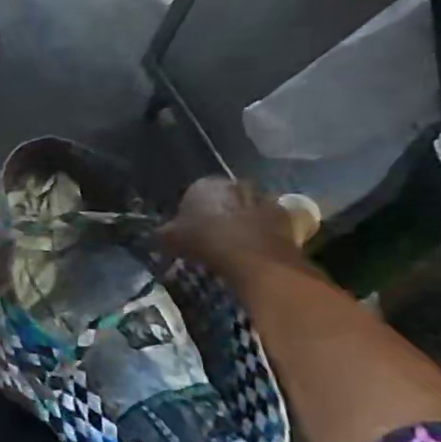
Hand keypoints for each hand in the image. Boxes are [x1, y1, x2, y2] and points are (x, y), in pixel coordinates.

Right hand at [158, 177, 313, 280]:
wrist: (253, 258)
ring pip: (247, 208)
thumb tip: (156, 235)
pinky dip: (263, 232)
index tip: (190, 233)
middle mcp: (233, 183)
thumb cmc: (205, 241)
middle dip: (219, 214)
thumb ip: (163, 234)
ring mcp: (262, 197)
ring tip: (236, 246)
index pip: (192, 195)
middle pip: (222, 199)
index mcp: (204, 184)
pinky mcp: (284, 215)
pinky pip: (268, 222)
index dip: (190, 214)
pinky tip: (256, 249)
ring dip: (243, 221)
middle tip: (213, 239)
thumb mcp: (172, 239)